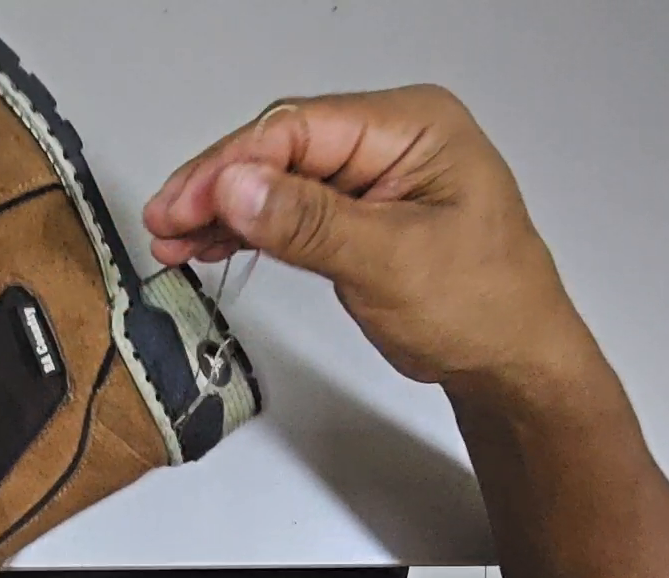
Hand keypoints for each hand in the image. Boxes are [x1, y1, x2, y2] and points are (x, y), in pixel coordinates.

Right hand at [143, 85, 580, 384]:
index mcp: (408, 128)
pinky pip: (289, 216)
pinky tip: (210, 245)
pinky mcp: (353, 221)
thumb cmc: (479, 305)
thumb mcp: (392, 260)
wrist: (505, 358)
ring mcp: (367, 183)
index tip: (184, 204)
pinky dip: (248, 232)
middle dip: (216, 186)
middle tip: (163, 221)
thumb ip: (310, 223)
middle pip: (279, 152)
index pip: (298, 130)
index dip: (232, 166)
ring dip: (222, 211)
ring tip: (171, 240)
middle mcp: (384, 144)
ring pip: (277, 185)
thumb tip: (235, 187)